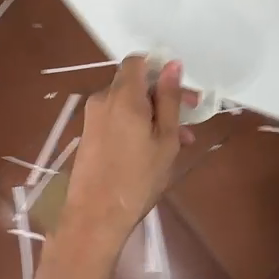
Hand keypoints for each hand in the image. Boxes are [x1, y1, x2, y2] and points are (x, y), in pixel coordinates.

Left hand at [61, 55, 192, 248]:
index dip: (158, 67)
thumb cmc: (138, 178)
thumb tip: (172, 65)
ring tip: (178, 141)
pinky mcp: (88, 135)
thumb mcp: (165, 139)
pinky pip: (116, 118)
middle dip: (162, 95)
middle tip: (189, 117)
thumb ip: (169, 99)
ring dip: (152, 113)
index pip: (137, 61)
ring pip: (127, 103)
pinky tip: (153, 150)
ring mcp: (92, 117)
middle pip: (134, 83)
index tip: (179, 88)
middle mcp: (103, 99)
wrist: (94, 217)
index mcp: (123, 96)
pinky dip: (135, 124)